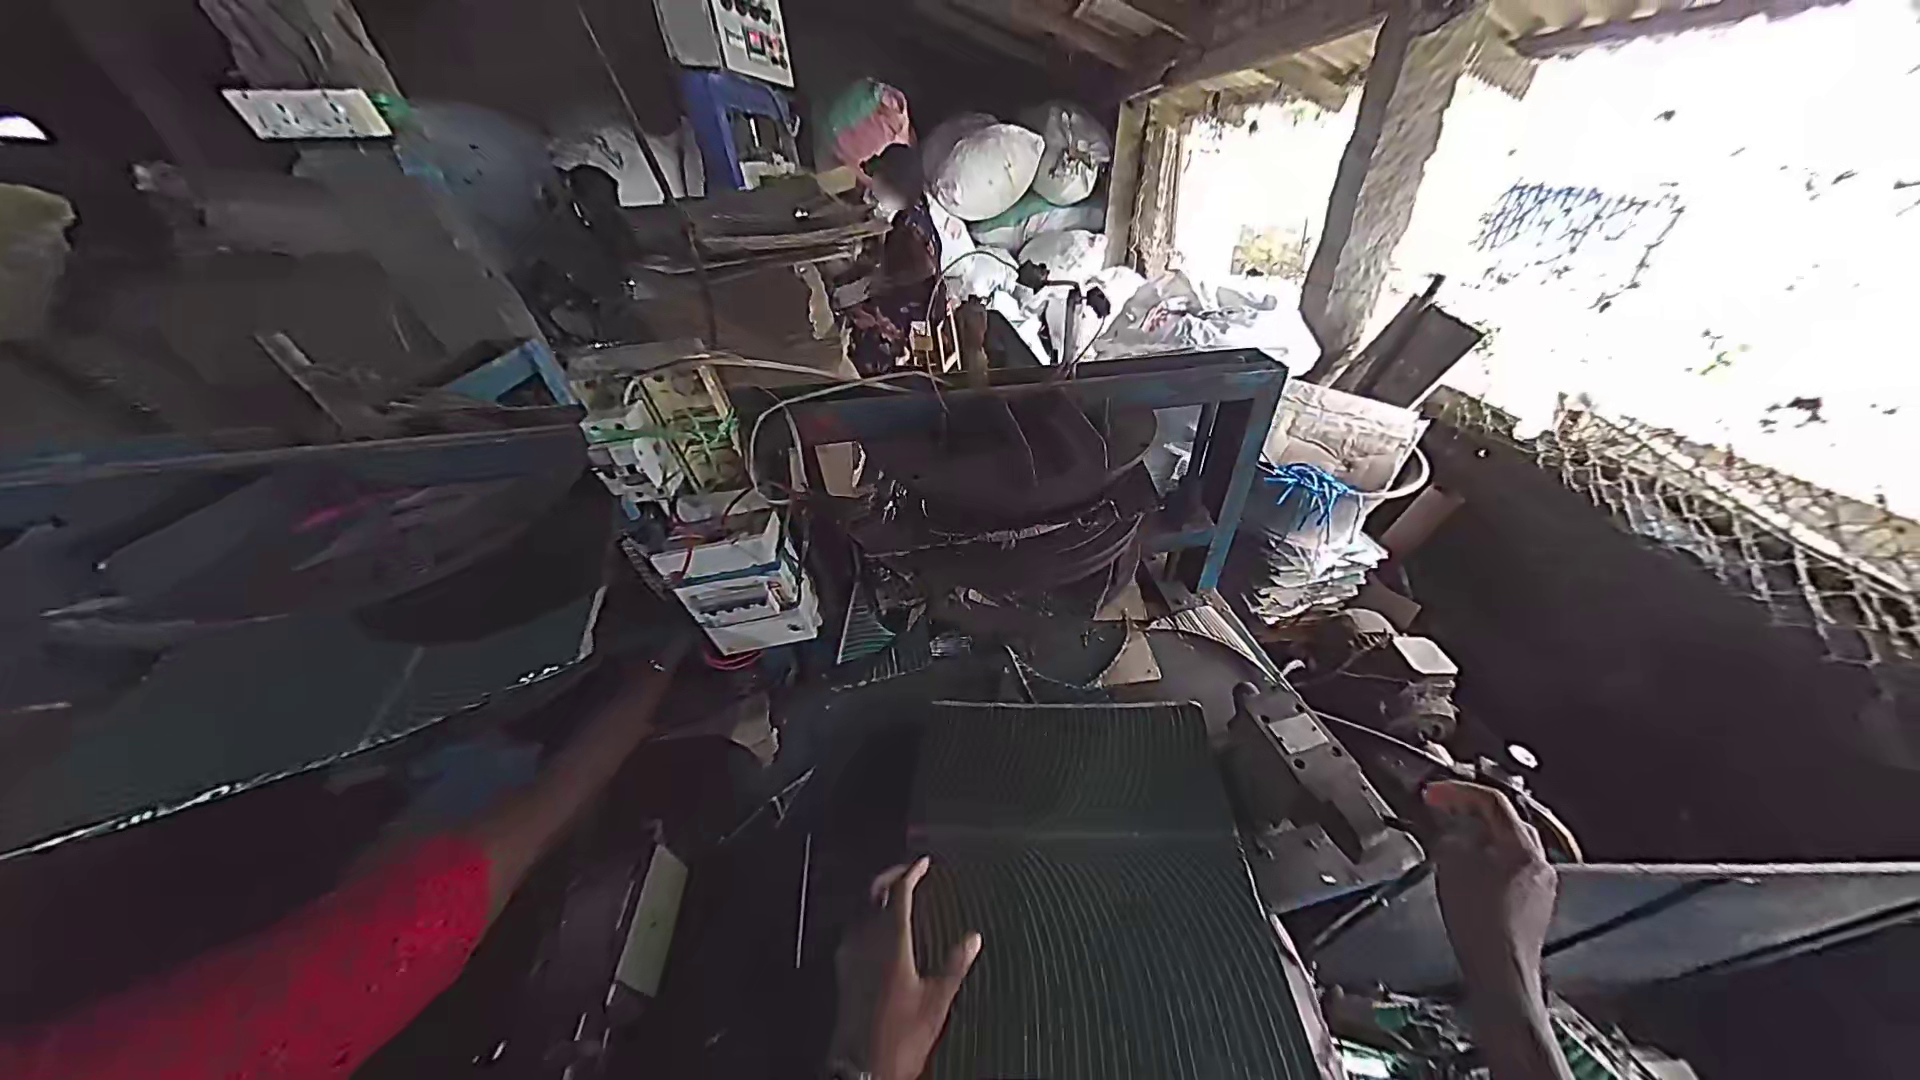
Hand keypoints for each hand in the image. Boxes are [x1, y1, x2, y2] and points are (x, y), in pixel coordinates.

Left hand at [831, 857, 982, 1079]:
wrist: (861, 1069)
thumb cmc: (899, 1038)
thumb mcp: (936, 1001)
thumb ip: (955, 965)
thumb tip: (973, 938)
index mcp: (892, 940)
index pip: (900, 891)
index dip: (912, 871)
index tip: (922, 863)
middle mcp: (868, 939)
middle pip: (875, 890)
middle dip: (891, 874)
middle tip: (907, 870)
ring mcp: (851, 952)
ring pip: (861, 906)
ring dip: (877, 892)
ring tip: (893, 892)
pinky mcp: (842, 968)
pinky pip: (852, 926)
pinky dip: (866, 913)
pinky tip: (873, 925)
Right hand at [1425, 780, 1557, 1000]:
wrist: (1499, 966)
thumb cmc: (1478, 916)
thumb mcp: (1452, 860)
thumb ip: (1453, 832)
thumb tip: (1452, 822)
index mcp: (1522, 849)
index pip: (1493, 801)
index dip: (1457, 791)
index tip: (1433, 792)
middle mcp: (1538, 864)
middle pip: (1505, 820)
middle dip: (1470, 808)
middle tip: (1440, 806)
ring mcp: (1538, 885)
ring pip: (1507, 842)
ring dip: (1477, 830)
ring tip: (1448, 833)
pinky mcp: (1531, 902)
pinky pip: (1508, 864)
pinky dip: (1485, 853)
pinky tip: (1463, 864)